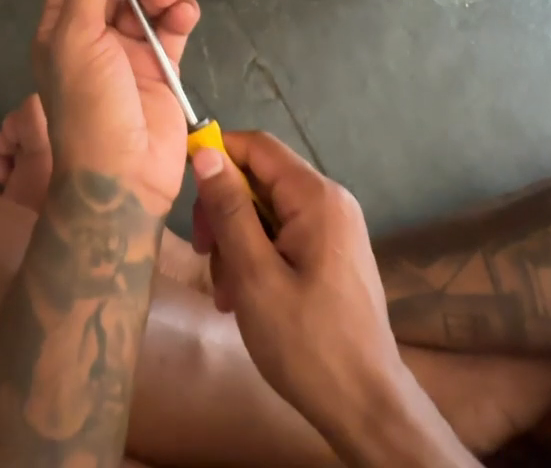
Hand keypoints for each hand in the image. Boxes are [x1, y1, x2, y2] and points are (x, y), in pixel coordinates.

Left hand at [30, 0, 199, 216]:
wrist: (122, 173)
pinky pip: (172, 32)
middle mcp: (92, 41)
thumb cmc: (89, 103)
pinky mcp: (162, 71)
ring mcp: (128, 57)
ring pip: (145, 8)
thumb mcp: (75, 39)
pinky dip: (179, 18)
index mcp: (60, 33)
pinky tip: (184, 15)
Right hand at [192, 132, 473, 466]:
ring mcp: (333, 228)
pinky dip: (256, 257)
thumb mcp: (254, 274)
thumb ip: (229, 209)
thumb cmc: (306, 341)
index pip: (257, 146)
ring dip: (236, 242)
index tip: (185, 190)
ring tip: (227, 293)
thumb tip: (204, 152)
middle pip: (259, 179)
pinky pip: (282, 236)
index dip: (216, 155)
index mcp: (316, 197)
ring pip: (266, 212)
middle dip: (224, 212)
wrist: (365, 405)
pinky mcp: (331, 254)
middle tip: (205, 255)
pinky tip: (245, 297)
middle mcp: (330, 201)